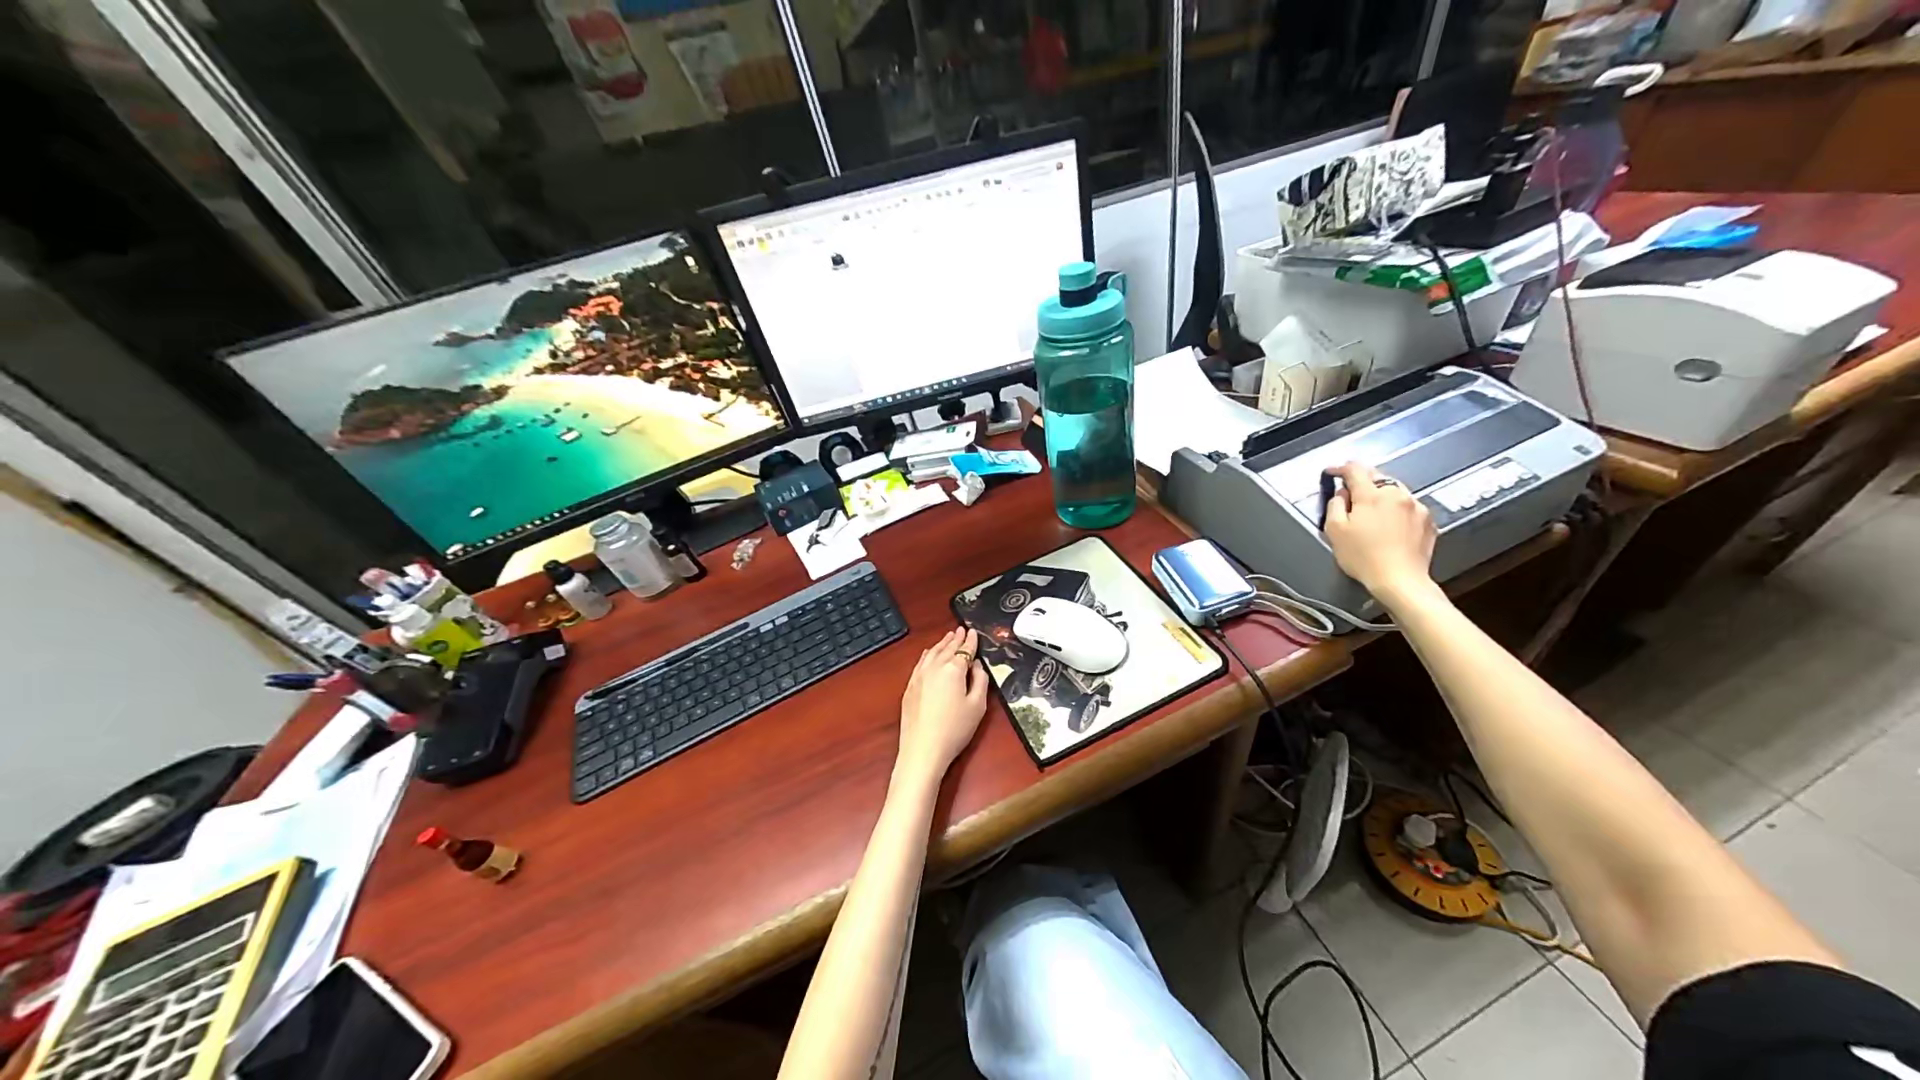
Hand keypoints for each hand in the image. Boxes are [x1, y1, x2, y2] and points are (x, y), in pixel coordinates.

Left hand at [897, 627, 988, 781]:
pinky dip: (928, 654)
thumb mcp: (977, 706)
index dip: (971, 641)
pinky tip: (930, 653)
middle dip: (956, 638)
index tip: (974, 633)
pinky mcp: (910, 686)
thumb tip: (977, 666)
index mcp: (953, 669)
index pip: (965, 650)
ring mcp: (919, 676)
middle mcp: (934, 668)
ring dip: (942, 643)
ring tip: (949, 637)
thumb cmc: (953, 730)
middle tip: (961, 630)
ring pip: (933, 652)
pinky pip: (921, 662)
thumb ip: (980, 681)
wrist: (923, 748)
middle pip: (947, 648)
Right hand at [1323, 462, 1436, 602]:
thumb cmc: (1363, 557)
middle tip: (1350, 492)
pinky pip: (1408, 506)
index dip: (1340, 468)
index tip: (1332, 472)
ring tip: (1370, 510)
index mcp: (1371, 494)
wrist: (1400, 581)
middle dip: (1362, 480)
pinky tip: (1389, 524)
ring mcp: (1416, 506)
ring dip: (1381, 494)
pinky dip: (1396, 508)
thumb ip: (1335, 504)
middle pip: (1377, 476)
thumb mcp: (1334, 530)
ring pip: (1395, 490)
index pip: (1355, 469)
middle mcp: (1397, 494)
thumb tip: (1342, 493)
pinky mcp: (1428, 520)